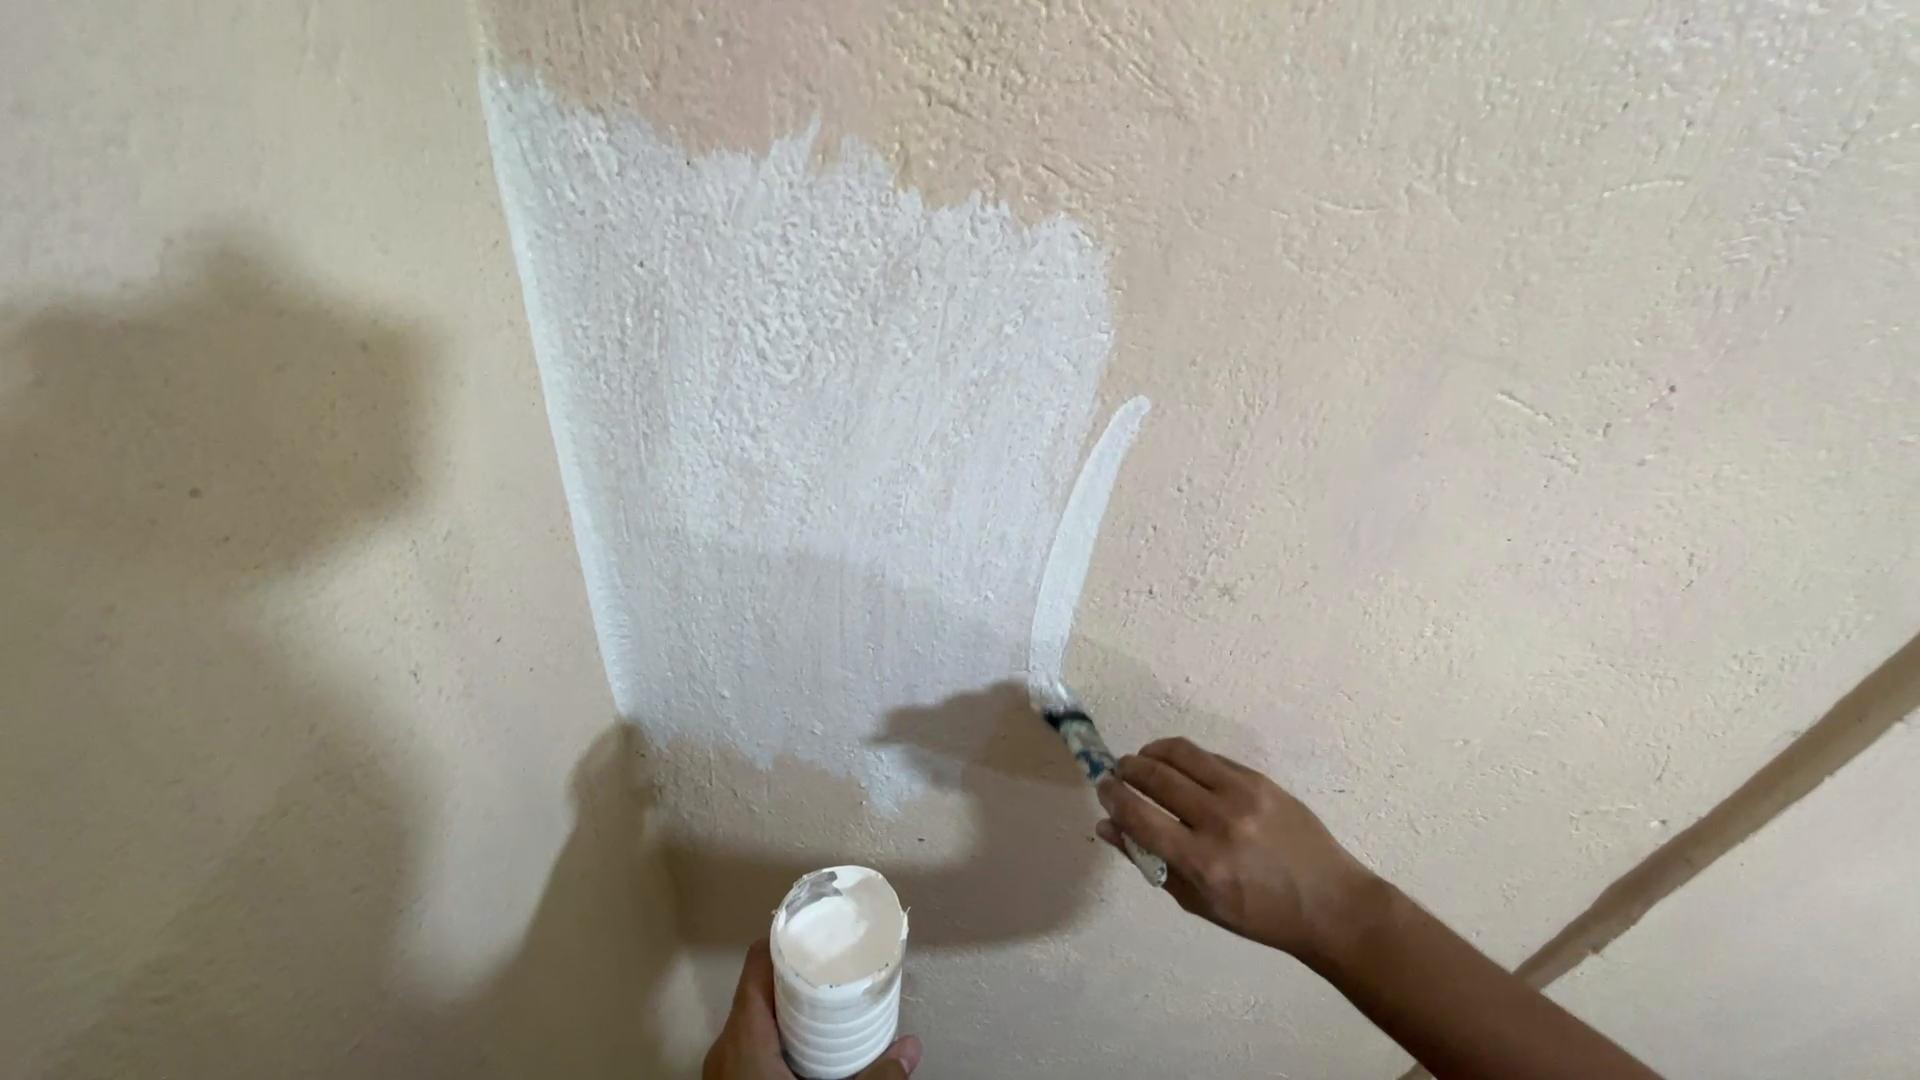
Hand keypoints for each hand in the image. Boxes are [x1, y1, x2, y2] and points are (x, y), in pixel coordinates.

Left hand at [703, 939, 922, 1079]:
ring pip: (756, 1018)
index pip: (758, 961)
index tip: (821, 925)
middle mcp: (726, 1046)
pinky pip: (753, 1045)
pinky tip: (808, 1043)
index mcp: (743, 1036)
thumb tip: (914, 1048)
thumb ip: (874, 1077)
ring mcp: (724, 1071)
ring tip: (830, 997)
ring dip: (790, 1006)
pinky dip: (780, 1034)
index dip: (788, 936)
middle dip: (800, 973)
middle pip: (760, 987)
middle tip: (839, 962)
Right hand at [1095, 737, 1376, 960]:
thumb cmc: (1260, 915)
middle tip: (1117, 772)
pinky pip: (1211, 757)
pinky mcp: (1261, 780)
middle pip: (1155, 776)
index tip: (1102, 788)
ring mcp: (1243, 795)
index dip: (1112, 796)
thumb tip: (1107, 826)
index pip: (1138, 815)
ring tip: (1142, 760)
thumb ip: (1150, 861)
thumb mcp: (1199, 902)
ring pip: (1180, 754)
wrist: (1332, 904)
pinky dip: (1185, 758)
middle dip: (1127, 769)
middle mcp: (1219, 822)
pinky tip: (1180, 768)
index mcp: (1201, 862)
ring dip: (1151, 752)